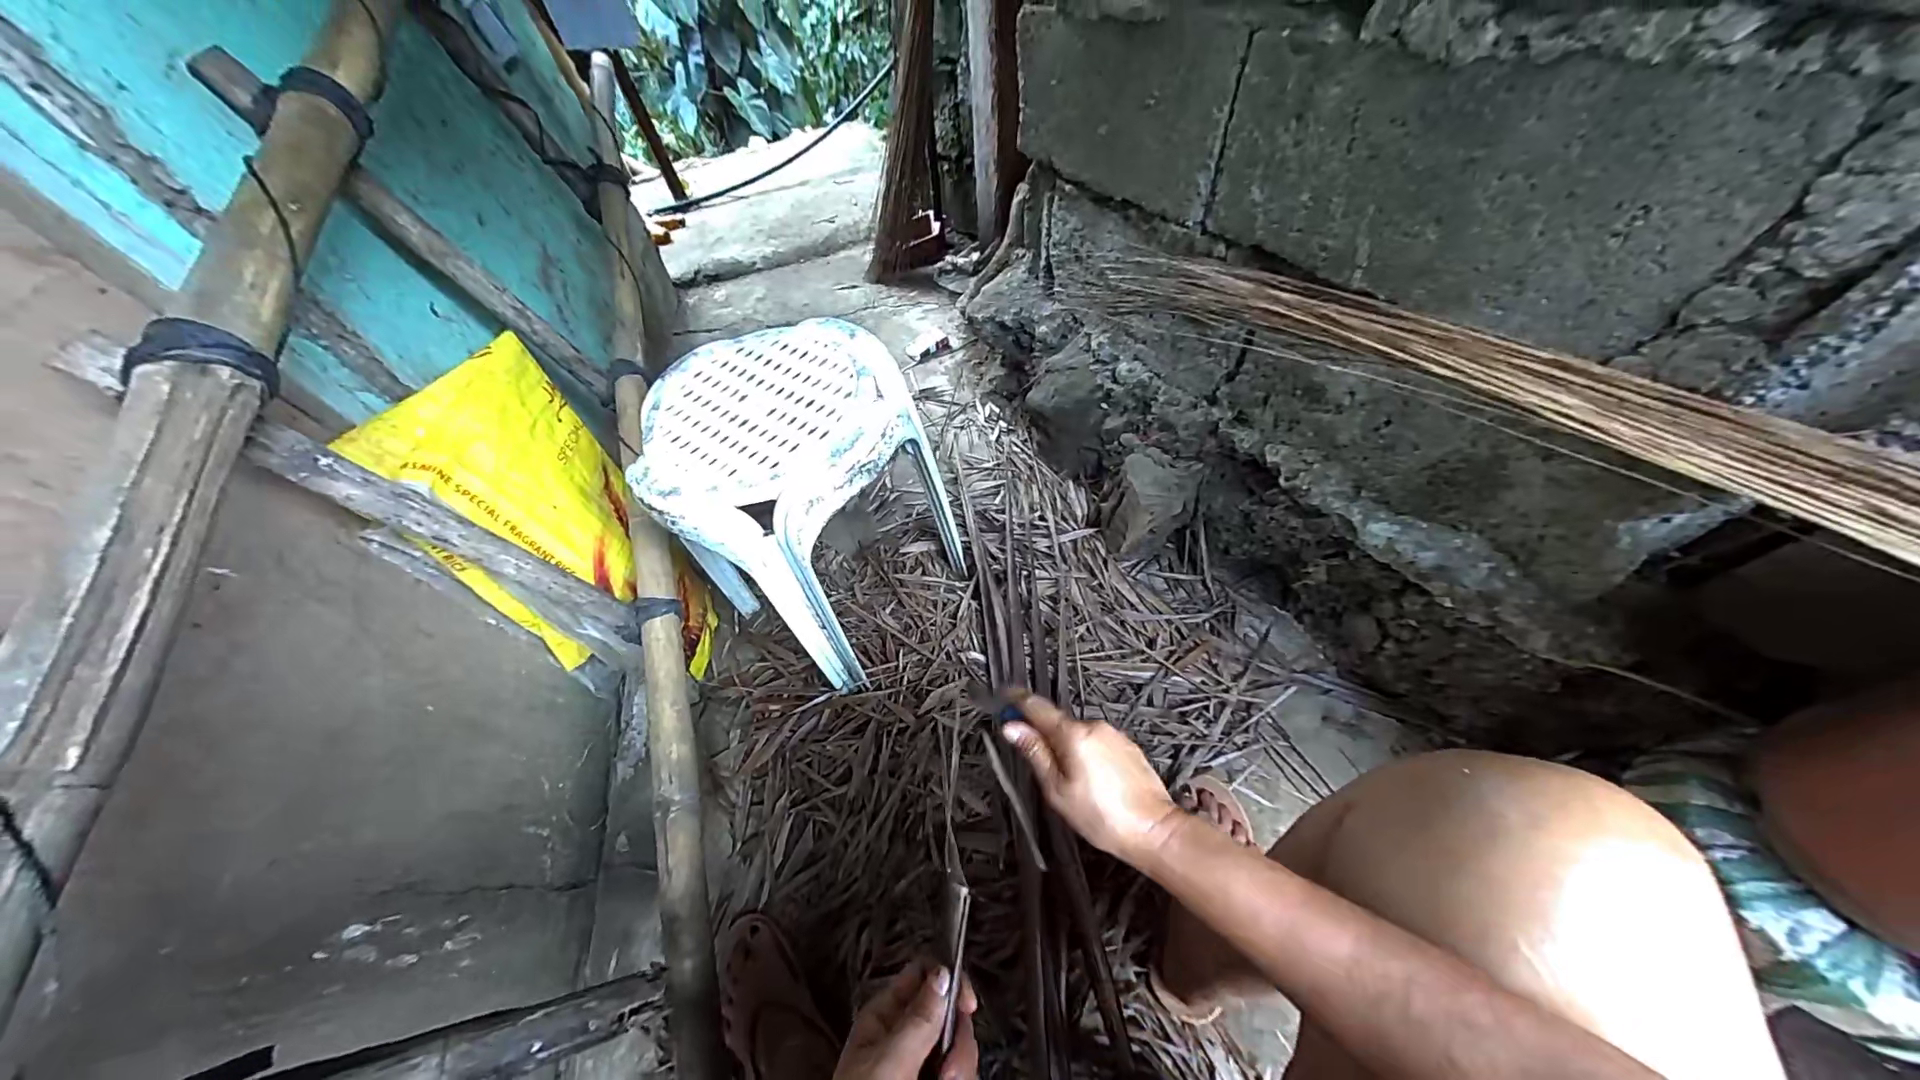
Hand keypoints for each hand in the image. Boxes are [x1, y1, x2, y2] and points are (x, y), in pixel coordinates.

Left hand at [832, 961, 978, 1079]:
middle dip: (958, 1043)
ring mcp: (920, 1064)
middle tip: (947, 1076)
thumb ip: (918, 1020)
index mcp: (885, 1016)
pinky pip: (959, 1073)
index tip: (969, 1005)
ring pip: (959, 1048)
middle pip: (950, 1013)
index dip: (949, 979)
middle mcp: (905, 1035)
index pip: (922, 973)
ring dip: (961, 1069)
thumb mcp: (888, 1063)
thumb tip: (943, 973)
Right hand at [1000, 691, 1180, 863]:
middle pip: (1058, 723)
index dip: (1017, 701)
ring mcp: (1114, 735)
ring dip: (1068, 750)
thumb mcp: (1057, 790)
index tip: (1005, 699)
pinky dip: (1088, 756)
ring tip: (1072, 785)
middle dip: (1045, 738)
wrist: (1152, 830)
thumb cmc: (1105, 817)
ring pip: (1078, 734)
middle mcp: (1095, 727)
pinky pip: (1097, 743)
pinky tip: (1093, 783)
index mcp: (1073, 735)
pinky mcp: (1126, 746)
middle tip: (1040, 767)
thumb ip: (1035, 753)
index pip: (1037, 706)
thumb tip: (1013, 729)